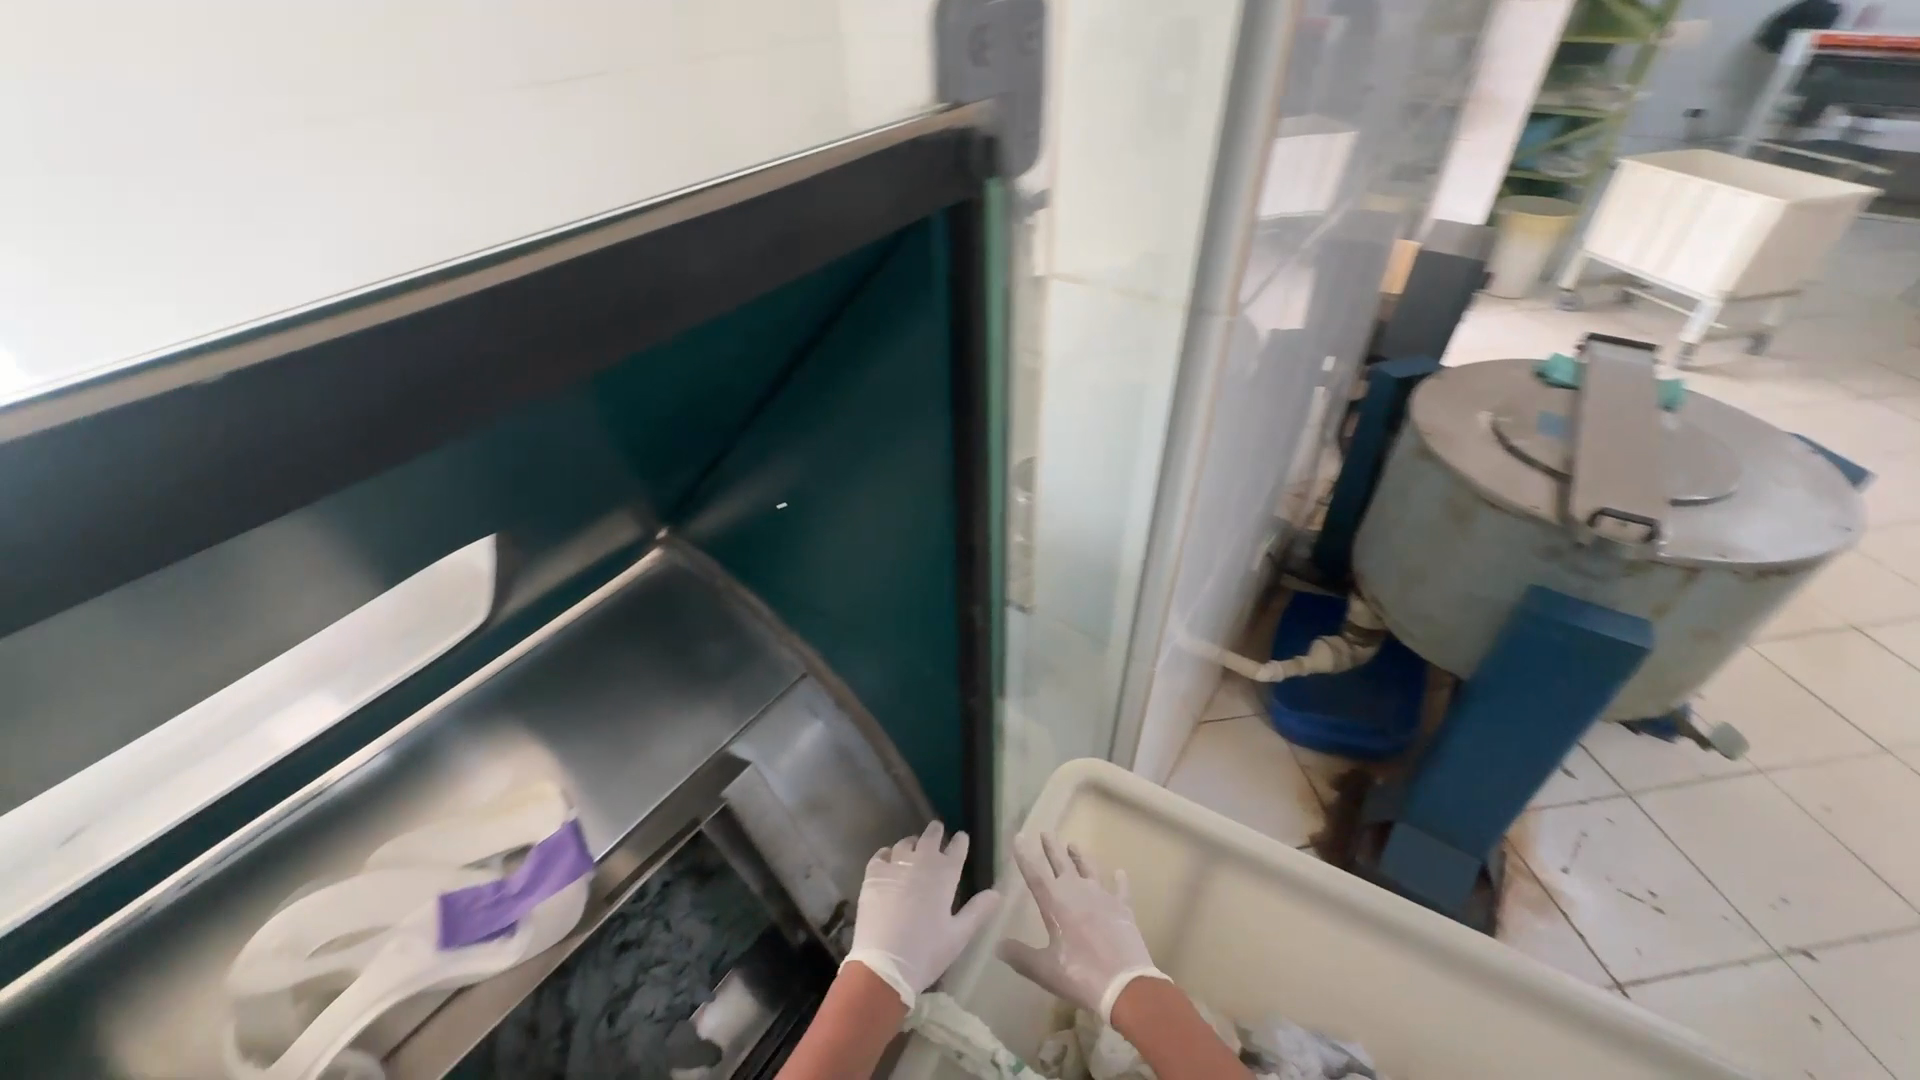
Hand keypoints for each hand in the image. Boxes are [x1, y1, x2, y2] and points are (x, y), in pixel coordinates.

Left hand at [843, 822, 1001, 1007]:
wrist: (884, 964)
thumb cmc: (927, 952)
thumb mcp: (959, 935)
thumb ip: (978, 910)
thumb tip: (997, 892)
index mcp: (945, 875)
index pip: (957, 849)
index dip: (960, 841)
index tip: (961, 837)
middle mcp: (921, 862)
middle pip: (930, 837)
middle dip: (936, 832)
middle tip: (937, 829)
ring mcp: (895, 866)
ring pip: (905, 843)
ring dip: (912, 843)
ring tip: (913, 847)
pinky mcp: (873, 874)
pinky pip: (881, 854)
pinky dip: (887, 854)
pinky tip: (888, 859)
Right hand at [995, 832, 1167, 1023]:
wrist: (1125, 984)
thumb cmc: (1079, 975)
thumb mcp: (1043, 969)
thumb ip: (1020, 955)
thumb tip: (998, 945)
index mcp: (1055, 903)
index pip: (1035, 873)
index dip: (1025, 855)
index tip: (1020, 836)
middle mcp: (1078, 892)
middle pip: (1061, 864)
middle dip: (1051, 848)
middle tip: (1046, 832)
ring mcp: (1103, 898)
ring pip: (1088, 869)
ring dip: (1079, 857)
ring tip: (1073, 844)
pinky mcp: (1122, 909)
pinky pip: (1120, 890)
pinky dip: (1119, 881)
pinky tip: (1119, 872)